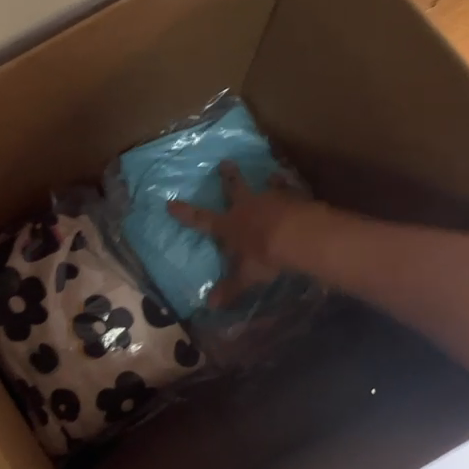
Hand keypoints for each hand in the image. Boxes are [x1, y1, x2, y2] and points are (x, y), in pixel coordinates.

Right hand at [166, 160, 316, 306]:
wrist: (297, 236)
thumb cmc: (264, 256)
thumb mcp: (246, 276)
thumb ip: (230, 288)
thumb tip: (210, 305)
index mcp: (229, 226)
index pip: (201, 220)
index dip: (186, 213)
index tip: (171, 203)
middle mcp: (247, 207)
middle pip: (234, 189)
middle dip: (228, 177)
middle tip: (225, 162)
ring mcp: (272, 199)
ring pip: (267, 186)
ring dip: (268, 181)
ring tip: (270, 174)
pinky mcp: (295, 198)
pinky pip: (293, 190)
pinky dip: (293, 187)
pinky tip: (296, 184)